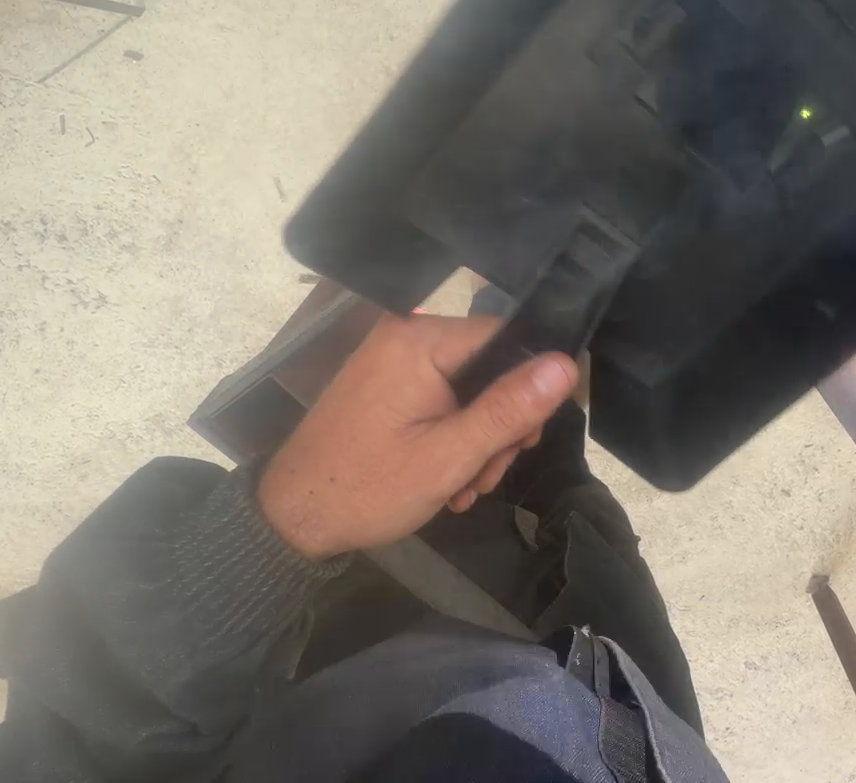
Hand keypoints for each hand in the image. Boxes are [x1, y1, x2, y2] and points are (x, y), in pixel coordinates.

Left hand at [258, 313, 577, 560]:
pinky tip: (450, 476)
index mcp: (421, 339)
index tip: (531, 437)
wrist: (288, 522)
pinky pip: (446, 393)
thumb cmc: (367, 489)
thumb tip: (567, 366)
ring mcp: (395, 356)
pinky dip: (455, 432)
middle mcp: (408, 333)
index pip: (507, 338)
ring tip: (465, 486)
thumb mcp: (449, 456)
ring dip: (480, 437)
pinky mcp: (389, 379)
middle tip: (487, 474)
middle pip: (491, 365)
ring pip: (473, 385)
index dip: (532, 384)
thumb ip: (509, 408)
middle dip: (501, 424)